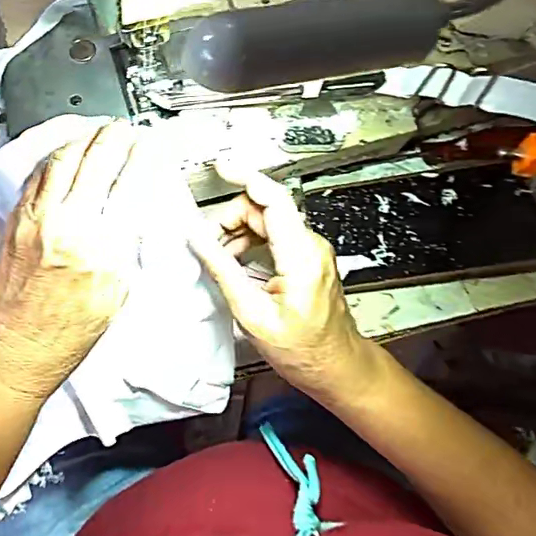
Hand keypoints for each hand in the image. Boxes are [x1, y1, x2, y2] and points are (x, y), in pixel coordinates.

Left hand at [0, 122, 151, 402]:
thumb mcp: (116, 296)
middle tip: (124, 129)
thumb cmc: (65, 335)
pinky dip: (54, 159)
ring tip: (96, 131)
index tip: (148, 147)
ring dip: (83, 140)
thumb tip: (132, 213)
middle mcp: (67, 228)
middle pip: (95, 164)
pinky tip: (65, 154)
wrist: (15, 348)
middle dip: (113, 139)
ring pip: (62, 162)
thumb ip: (125, 249)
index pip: (128, 188)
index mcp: (100, 251)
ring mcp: (37, 220)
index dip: (141, 160)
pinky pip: (37, 177)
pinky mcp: (16, 220)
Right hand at [190, 160, 374, 396]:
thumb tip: (198, 239)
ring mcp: (310, 250)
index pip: (273, 199)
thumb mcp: (253, 314)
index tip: (221, 167)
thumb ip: (223, 270)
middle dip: (229, 219)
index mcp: (301, 257)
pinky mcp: (306, 256)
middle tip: (207, 243)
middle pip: (262, 209)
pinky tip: (235, 263)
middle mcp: (310, 246)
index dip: (245, 177)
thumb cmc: (305, 351)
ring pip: (265, 221)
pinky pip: (272, 235)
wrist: (337, 368)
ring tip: (219, 258)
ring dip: (236, 232)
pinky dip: (248, 242)